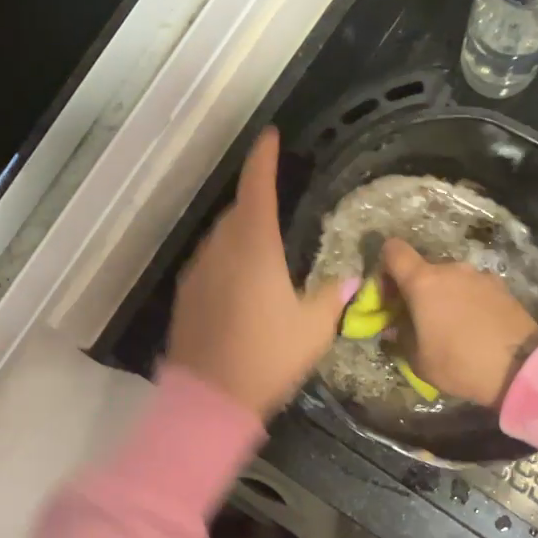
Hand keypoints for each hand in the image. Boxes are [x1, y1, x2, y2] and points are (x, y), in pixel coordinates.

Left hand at [167, 128, 352, 417]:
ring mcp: (198, 273)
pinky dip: (227, 261)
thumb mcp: (312, 331)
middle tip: (277, 205)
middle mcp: (220, 250)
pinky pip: (209, 264)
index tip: (270, 137)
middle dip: (255, 201)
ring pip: (221, 239)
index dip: (264, 159)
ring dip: (241, 234)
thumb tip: (350, 280)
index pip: (257, 188)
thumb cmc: (268, 359)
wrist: (210, 400)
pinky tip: (241, 284)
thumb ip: (332, 298)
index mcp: (254, 247)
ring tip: (263, 249)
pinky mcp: (186, 298)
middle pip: (238, 212)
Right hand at [379, 237, 537, 406]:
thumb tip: (396, 326)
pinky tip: (475, 327)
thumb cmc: (459, 364)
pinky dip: (468, 301)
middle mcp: (451, 269)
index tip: (388, 292)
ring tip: (451, 327)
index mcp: (423, 282)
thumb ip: (402, 337)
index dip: (385, 266)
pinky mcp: (502, 287)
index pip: (394, 251)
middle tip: (419, 319)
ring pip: (451, 280)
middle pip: (424, 269)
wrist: (520, 368)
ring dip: (444, 296)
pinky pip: (473, 288)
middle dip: (417, 290)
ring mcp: (480, 275)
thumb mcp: (419, 361)